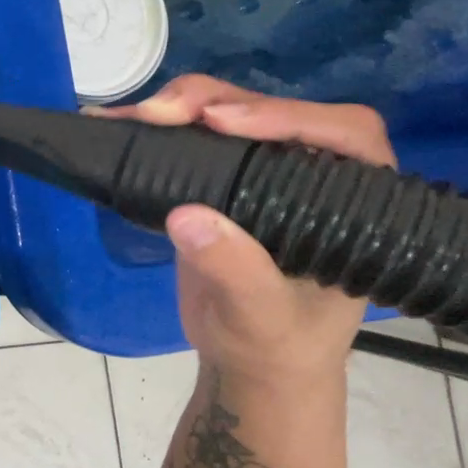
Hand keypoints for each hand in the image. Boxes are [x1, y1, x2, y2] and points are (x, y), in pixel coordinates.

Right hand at [91, 75, 390, 388]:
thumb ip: (236, 270)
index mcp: (354, 202)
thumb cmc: (275, 346)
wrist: (245, 365)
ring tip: (130, 117)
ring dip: (177, 107)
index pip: (341, 134)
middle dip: (212, 101)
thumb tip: (187, 216)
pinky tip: (114, 123)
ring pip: (225, 115)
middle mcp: (311, 176)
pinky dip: (151, 127)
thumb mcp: (262, 318)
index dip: (284, 115)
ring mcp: (260, 176)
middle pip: (269, 111)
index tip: (219, 121)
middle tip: (158, 113)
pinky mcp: (216, 183)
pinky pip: (188, 138)